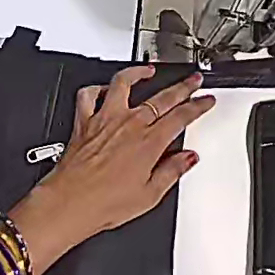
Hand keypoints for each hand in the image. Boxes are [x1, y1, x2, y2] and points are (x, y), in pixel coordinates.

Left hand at [10, 66, 214, 271]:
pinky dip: (96, 88)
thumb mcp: (149, 195)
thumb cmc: (104, 203)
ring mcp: (105, 119)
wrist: (68, 204)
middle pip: (162, 97)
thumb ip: (172, 171)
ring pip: (124, 83)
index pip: (181, 116)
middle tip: (193, 80)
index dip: (198, 106)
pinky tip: (104, 87)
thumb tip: (188, 158)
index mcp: (149, 142)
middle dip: (183, 86)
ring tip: (148, 70)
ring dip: (138, 73)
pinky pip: (88, 95)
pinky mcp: (84, 121)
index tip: (206, 100)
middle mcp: (128, 124)